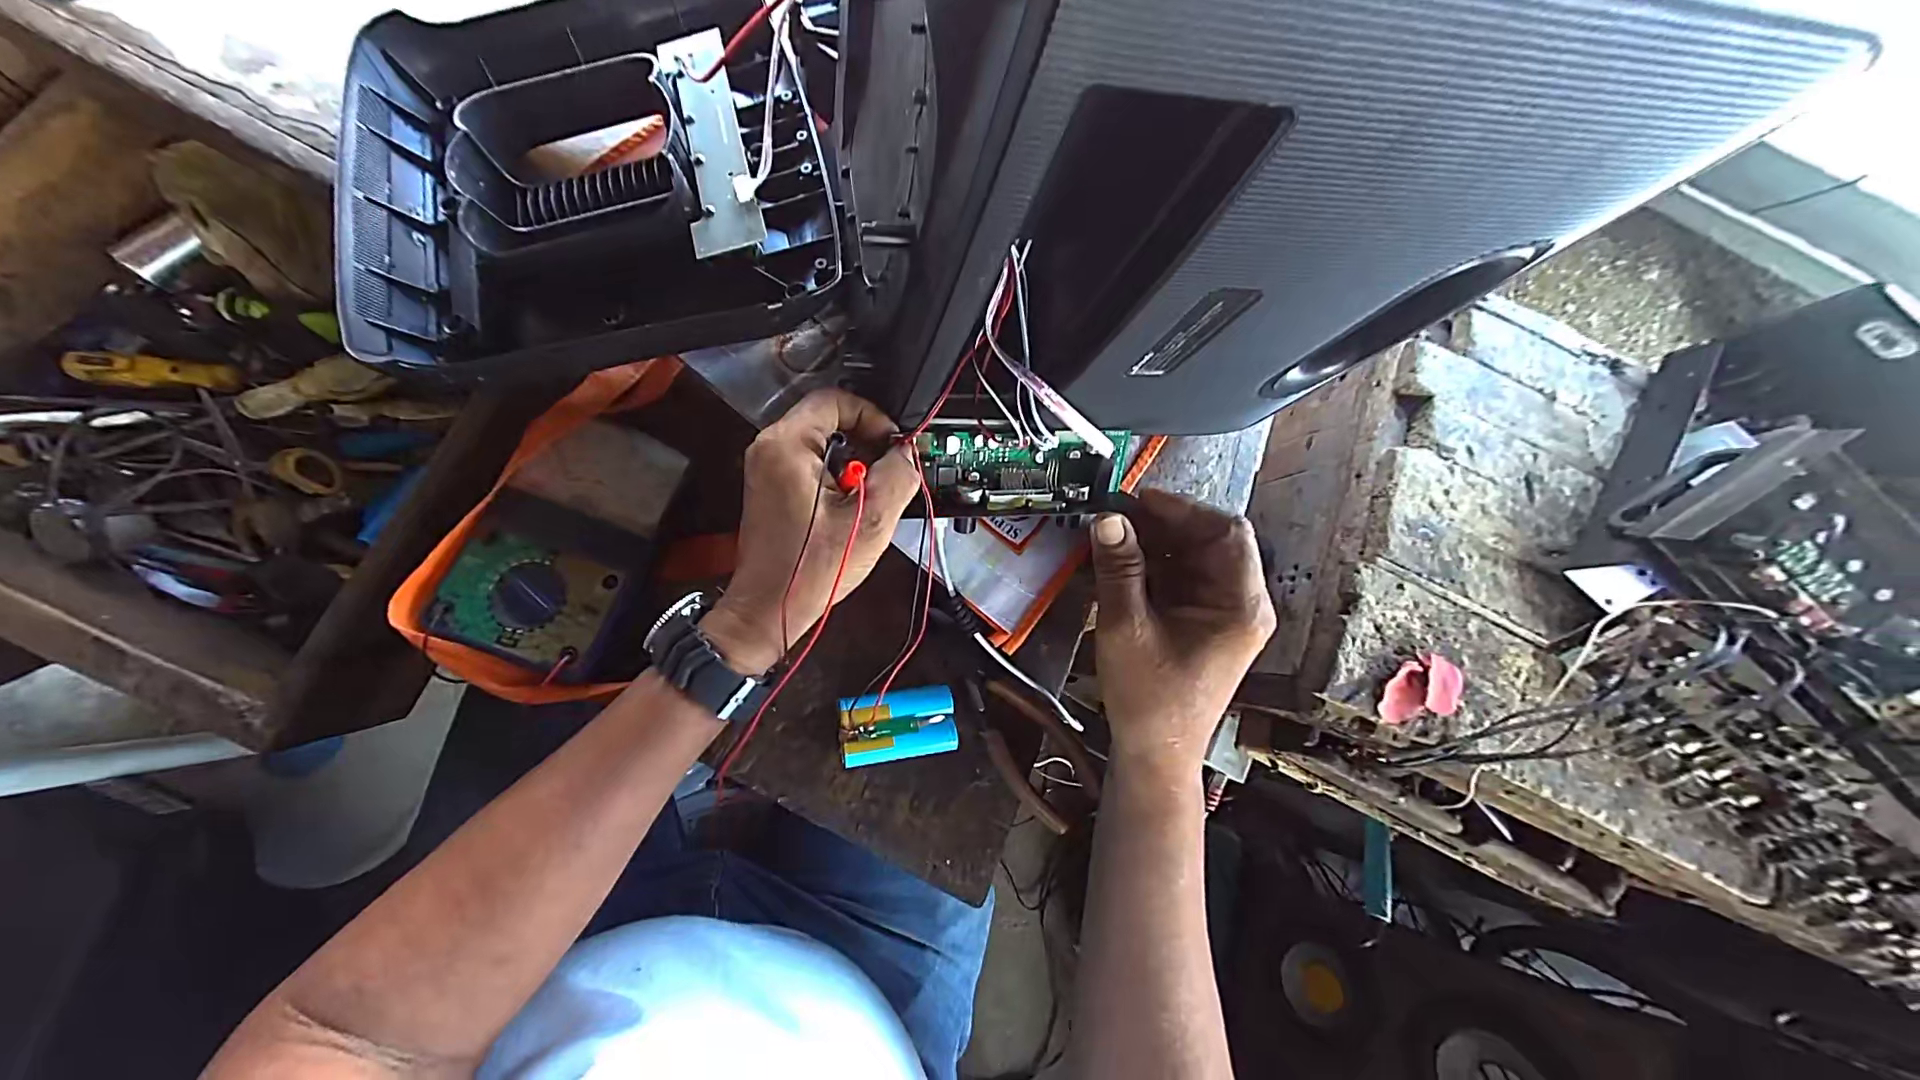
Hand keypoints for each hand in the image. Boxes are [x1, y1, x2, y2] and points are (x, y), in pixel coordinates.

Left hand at [699, 389, 919, 675]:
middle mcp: (770, 450)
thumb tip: (908, 454)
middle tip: (885, 473)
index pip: (836, 399)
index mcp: (787, 447)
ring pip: (823, 442)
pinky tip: (849, 508)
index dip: (873, 417)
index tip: (892, 445)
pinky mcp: (772, 487)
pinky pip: (811, 463)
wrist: (771, 609)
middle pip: (829, 418)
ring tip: (867, 496)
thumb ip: (897, 476)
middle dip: (865, 442)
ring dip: (853, 463)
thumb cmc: (808, 571)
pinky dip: (836, 476)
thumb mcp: (870, 521)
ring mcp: (767, 468)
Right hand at [1089, 489, 1274, 780]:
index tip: (1139, 500)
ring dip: (1153, 544)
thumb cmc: (1149, 698)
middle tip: (1117, 516)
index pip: (1227, 534)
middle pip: (1209, 543)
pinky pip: (1179, 579)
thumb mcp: (1127, 628)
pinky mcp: (1200, 622)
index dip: (1184, 509)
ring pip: (1191, 558)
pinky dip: (1151, 567)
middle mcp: (1240, 604)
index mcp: (1240, 606)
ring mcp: (1221, 613)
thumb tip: (1108, 519)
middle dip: (1163, 526)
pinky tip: (1119, 562)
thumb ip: (1119, 570)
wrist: (1155, 752)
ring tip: (1112, 536)